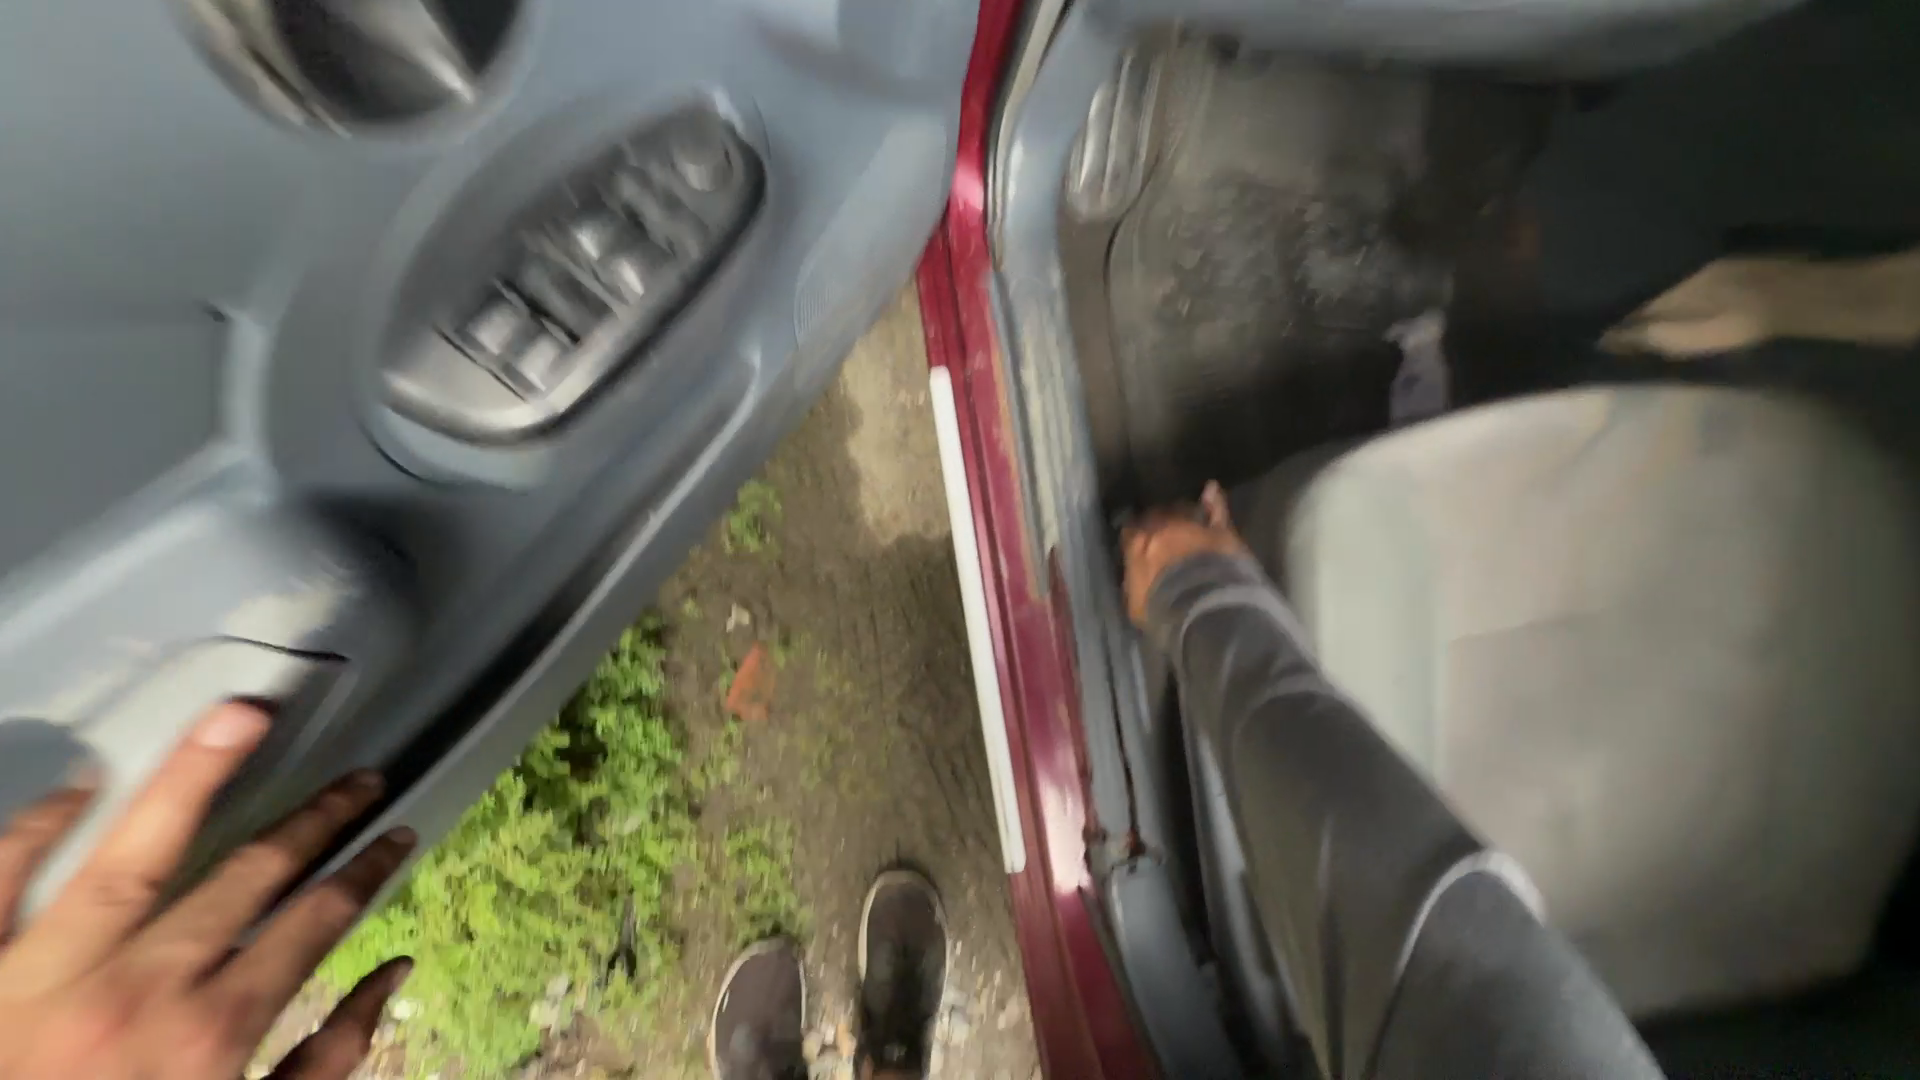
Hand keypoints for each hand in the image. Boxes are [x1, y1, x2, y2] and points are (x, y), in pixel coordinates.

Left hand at [0, 703, 415, 1078]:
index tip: (397, 833)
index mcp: (209, 1031)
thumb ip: (329, 1058)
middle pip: (254, 870)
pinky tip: (83, 791)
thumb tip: (395, 968)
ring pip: (128, 856)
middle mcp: (136, 991)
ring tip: (241, 715)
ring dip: (192, 776)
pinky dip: (31, 834)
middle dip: (321, 816)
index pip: (322, 915)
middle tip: (361, 779)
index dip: (370, 866)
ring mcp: (34, 981)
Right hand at [1121, 481, 1248, 624]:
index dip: (1134, 536)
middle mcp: (1162, 528)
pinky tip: (1211, 488)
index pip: (1130, 532)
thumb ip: (1134, 581)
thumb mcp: (1135, 602)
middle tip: (1159, 528)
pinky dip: (1214, 499)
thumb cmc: (1162, 610)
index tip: (1135, 540)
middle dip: (1156, 520)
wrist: (1202, 610)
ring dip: (1180, 512)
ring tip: (1181, 513)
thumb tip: (1133, 574)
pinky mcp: (1220, 531)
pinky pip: (1216, 509)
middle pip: (1156, 516)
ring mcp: (1192, 526)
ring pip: (1182, 509)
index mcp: (1138, 545)